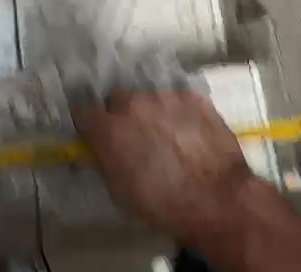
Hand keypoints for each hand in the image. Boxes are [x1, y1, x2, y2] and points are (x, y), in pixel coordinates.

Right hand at [71, 88, 256, 241]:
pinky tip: (189, 133)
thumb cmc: (163, 205)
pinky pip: (177, 99)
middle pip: (117, 99)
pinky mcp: (192, 96)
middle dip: (121, 115)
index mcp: (110, 129)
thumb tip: (97, 152)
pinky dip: (178, 112)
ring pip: (148, 97)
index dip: (88, 123)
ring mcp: (165, 95)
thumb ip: (105, 164)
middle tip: (134, 138)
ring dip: (151, 113)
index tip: (94, 133)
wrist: (217, 198)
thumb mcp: (121, 194)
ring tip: (167, 137)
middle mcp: (134, 103)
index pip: (83, 111)